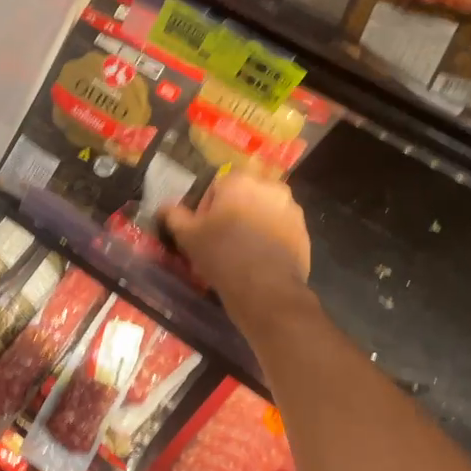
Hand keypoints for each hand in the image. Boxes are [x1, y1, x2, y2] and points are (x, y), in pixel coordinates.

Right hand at [158, 172, 317, 335]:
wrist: (266, 289)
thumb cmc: (222, 254)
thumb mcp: (187, 235)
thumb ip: (174, 215)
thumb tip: (166, 208)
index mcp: (240, 181)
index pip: (217, 185)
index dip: (207, 207)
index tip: (204, 228)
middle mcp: (270, 187)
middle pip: (243, 196)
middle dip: (233, 211)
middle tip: (221, 238)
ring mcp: (291, 209)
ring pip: (263, 211)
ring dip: (253, 222)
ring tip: (241, 249)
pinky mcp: (304, 231)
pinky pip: (280, 227)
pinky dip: (270, 237)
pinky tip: (258, 258)